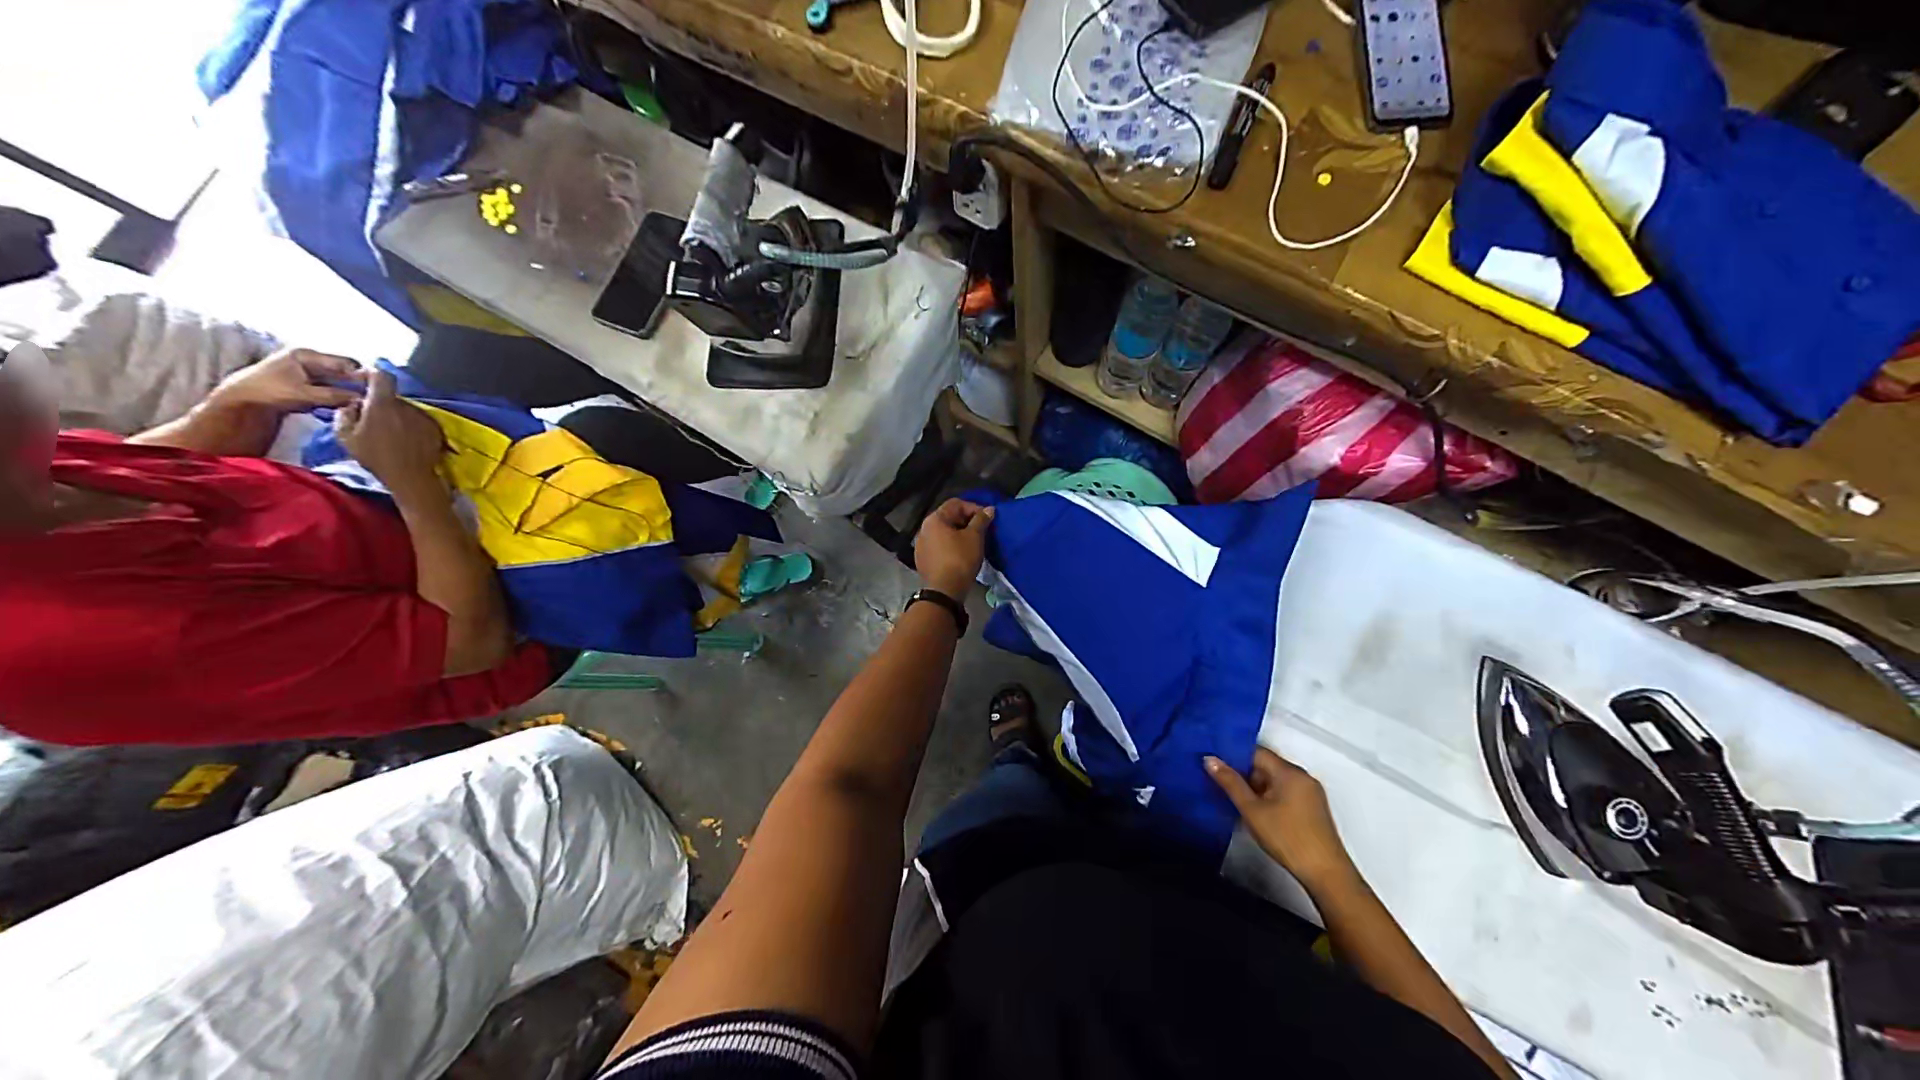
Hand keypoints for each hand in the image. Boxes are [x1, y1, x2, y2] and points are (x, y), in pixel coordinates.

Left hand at [206, 348, 366, 415]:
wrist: (239, 403)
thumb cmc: (269, 393)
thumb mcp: (304, 394)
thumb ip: (335, 396)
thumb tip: (364, 400)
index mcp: (307, 355)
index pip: (346, 363)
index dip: (363, 375)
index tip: (378, 390)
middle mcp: (309, 360)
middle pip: (344, 372)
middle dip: (358, 385)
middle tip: (374, 400)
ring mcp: (307, 372)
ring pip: (339, 382)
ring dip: (350, 393)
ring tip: (363, 405)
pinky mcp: (307, 385)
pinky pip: (332, 389)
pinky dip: (341, 397)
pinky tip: (349, 407)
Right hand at [333, 369, 445, 495]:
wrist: (411, 476)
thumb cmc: (376, 457)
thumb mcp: (347, 436)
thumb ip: (345, 414)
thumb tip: (353, 404)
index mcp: (383, 404)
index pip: (382, 376)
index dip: (372, 374)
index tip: (364, 380)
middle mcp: (407, 406)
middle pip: (393, 396)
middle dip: (382, 402)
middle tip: (373, 418)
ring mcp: (424, 416)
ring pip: (407, 409)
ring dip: (398, 415)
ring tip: (390, 432)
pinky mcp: (436, 428)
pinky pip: (420, 420)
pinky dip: (412, 425)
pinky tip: (407, 438)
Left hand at [914, 498, 993, 596]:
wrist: (944, 591)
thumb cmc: (960, 559)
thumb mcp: (975, 537)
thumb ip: (981, 520)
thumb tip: (989, 509)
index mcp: (934, 519)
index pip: (956, 504)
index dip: (974, 508)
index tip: (987, 519)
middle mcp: (923, 529)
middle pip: (948, 517)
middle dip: (966, 521)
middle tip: (982, 531)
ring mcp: (920, 545)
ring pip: (943, 533)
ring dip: (958, 534)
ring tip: (973, 543)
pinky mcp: (922, 560)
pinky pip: (939, 546)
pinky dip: (950, 546)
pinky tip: (960, 555)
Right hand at [1206, 747, 1356, 891]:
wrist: (1325, 873)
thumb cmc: (1287, 838)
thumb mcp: (1252, 810)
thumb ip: (1230, 782)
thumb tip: (1210, 758)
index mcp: (1289, 771)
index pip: (1256, 752)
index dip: (1233, 756)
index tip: (1214, 763)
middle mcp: (1302, 776)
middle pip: (1266, 765)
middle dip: (1243, 773)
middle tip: (1219, 783)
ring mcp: (1310, 793)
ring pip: (1275, 780)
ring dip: (1255, 787)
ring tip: (1234, 798)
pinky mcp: (1313, 808)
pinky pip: (1285, 792)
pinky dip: (1268, 796)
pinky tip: (1256, 811)